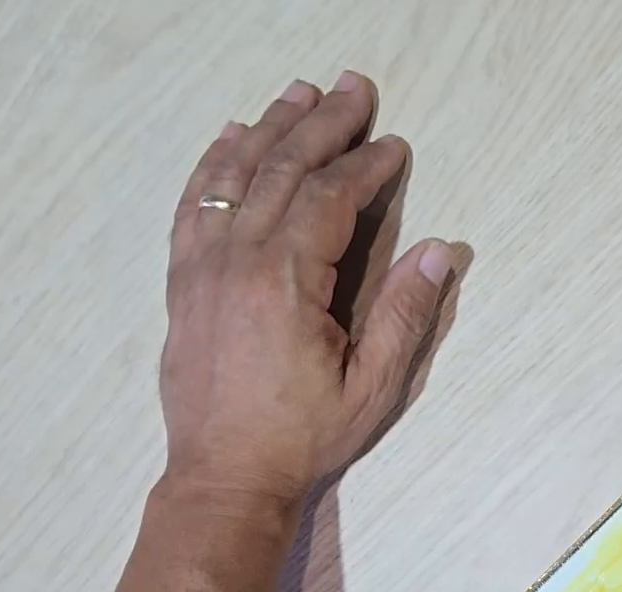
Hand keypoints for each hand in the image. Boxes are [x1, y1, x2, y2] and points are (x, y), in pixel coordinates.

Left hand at [158, 72, 453, 514]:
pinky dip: (214, 165)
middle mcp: (238, 259)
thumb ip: (404, 317)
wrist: (224, 475)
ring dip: (269, 129)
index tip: (394, 145)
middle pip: (282, 170)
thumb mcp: (372, 389)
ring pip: (234, 176)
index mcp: (287, 282)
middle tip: (352, 86)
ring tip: (297, 93)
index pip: (331, 200)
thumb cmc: (304, 437)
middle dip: (322, 124)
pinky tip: (229, 139)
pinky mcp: (183, 282)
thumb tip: (438, 252)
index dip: (366, 167)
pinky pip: (195, 205)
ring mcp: (202, 267)